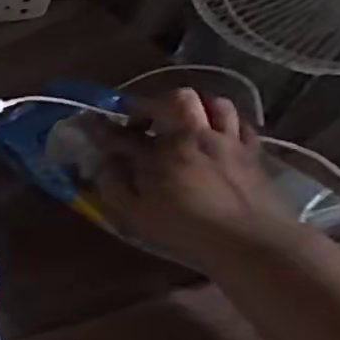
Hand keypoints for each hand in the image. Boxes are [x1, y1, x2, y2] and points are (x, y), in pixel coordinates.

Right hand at [84, 88, 310, 268]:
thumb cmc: (185, 229)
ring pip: (213, 103)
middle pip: (177, 99)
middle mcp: (196, 137)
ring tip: (178, 125)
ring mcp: (228, 141)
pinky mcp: (252, 151)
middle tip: (139, 123)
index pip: (122, 134)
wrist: (252, 240)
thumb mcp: (134, 214)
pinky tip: (211, 137)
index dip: (100, 127)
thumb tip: (105, 163)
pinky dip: (221, 122)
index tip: (87, 121)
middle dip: (152, 105)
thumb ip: (113, 184)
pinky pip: (239, 122)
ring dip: (191, 108)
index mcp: (162, 153)